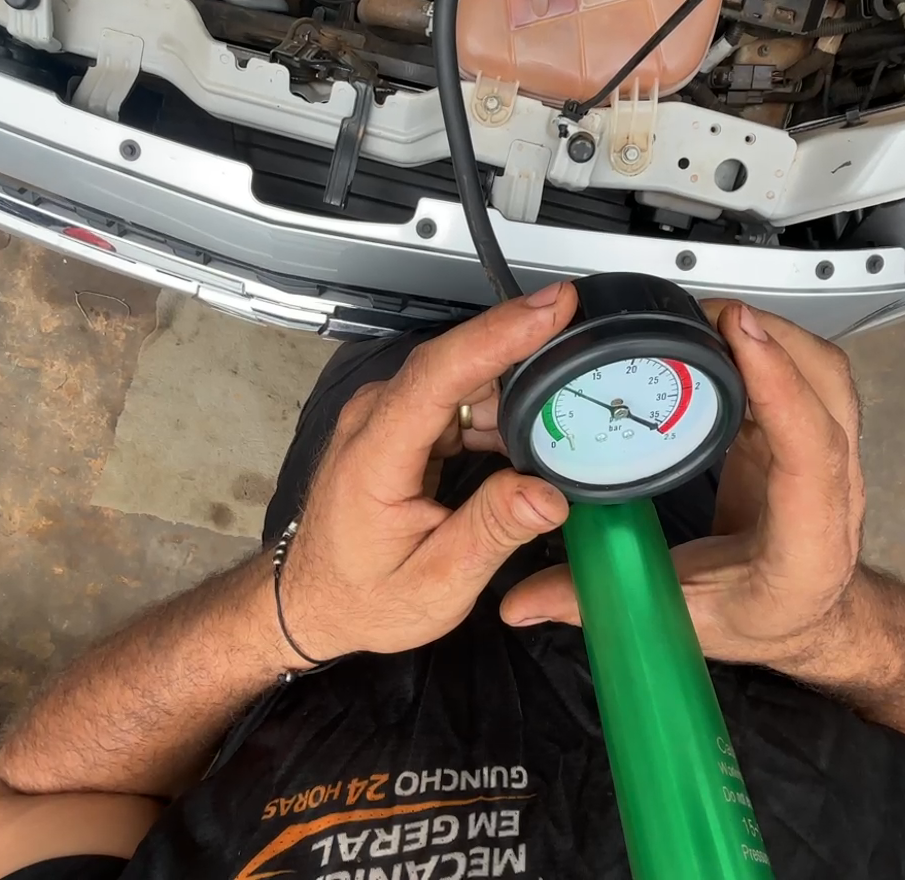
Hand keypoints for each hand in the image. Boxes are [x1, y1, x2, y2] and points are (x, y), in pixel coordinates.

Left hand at [277, 282, 580, 663]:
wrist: (315, 597)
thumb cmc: (363, 595)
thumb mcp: (435, 583)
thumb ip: (490, 531)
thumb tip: (546, 494)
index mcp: (376, 453)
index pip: (439, 373)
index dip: (498, 334)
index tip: (552, 307)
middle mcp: (378, 417)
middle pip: (460, 362)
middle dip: (527, 346)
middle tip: (589, 343)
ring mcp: (390, 415)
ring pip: (467, 376)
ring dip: (521, 385)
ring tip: (573, 401)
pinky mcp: (405, 421)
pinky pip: (462, 395)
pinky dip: (503, 408)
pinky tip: (535, 430)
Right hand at [500, 301, 866, 669]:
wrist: (812, 615)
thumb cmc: (766, 617)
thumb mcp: (681, 617)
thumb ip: (596, 605)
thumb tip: (521, 601)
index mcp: (806, 540)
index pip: (810, 450)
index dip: (777, 386)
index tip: (740, 338)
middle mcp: (830, 489)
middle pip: (826, 390)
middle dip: (769, 337)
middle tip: (705, 314)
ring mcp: (825, 454)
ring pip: (821, 372)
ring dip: (771, 332)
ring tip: (708, 316)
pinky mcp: (803, 432)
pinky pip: (802, 372)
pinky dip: (765, 344)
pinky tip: (721, 338)